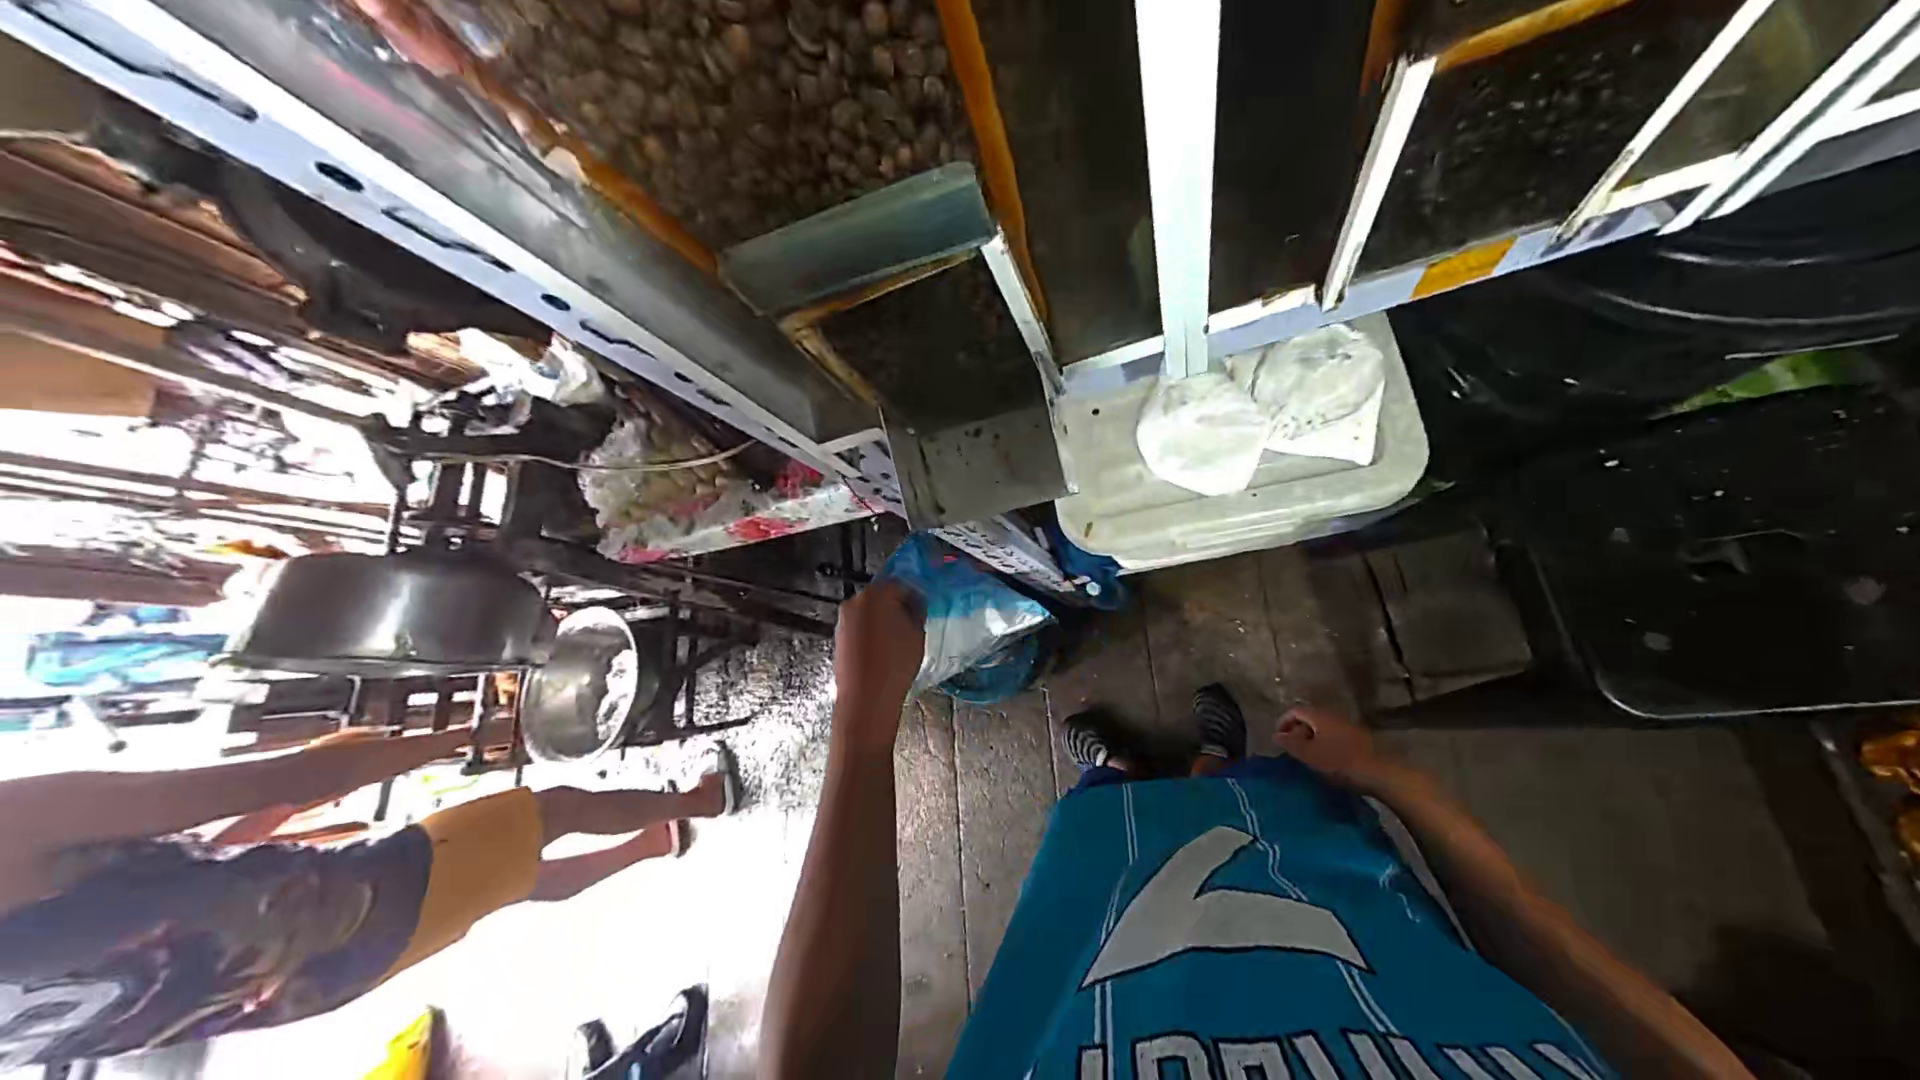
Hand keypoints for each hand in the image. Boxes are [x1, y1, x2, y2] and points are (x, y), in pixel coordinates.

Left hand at [833, 582, 925, 740]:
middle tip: (912, 620)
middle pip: (881, 594)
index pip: (900, 583)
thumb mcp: (916, 634)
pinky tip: (882, 647)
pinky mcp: (839, 636)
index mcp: (877, 595)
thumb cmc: (896, 662)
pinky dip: (871, 630)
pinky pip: (859, 625)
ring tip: (897, 637)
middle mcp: (855, 601)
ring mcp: (844, 619)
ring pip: (869, 610)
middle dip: (897, 603)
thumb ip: (916, 612)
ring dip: (883, 617)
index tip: (924, 607)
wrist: (865, 697)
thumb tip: (914, 604)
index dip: (915, 593)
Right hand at [1273, 706, 1415, 794]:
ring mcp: (1349, 726)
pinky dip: (1326, 744)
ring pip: (1323, 728)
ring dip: (1312, 739)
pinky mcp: (1360, 739)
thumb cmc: (1340, 762)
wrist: (1382, 773)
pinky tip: (1328, 760)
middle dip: (1297, 731)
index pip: (1294, 710)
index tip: (1278, 739)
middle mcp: (1333, 715)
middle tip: (1292, 749)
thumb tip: (1276, 735)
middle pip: (1309, 718)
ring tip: (1308, 757)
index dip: (1282, 722)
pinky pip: (1335, 736)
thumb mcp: (1308, 754)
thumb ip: (1290, 743)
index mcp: (1319, 715)